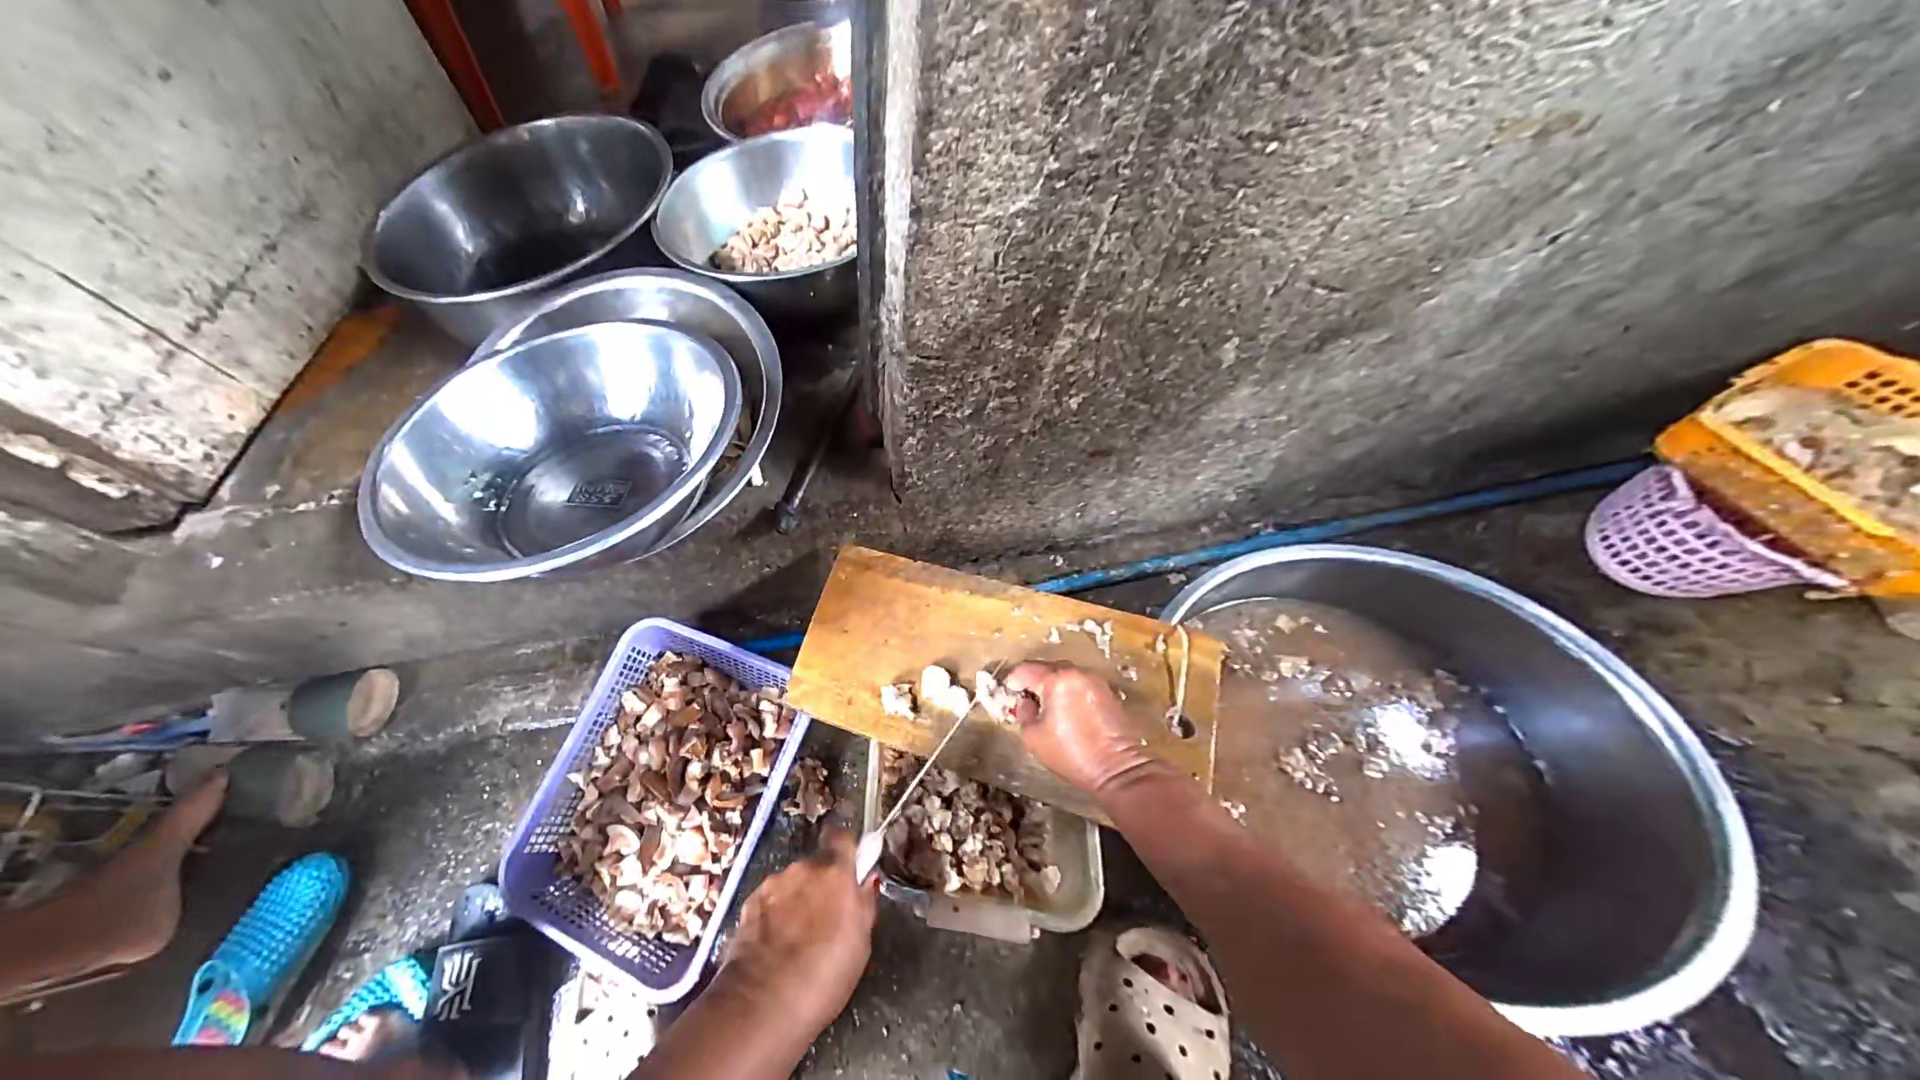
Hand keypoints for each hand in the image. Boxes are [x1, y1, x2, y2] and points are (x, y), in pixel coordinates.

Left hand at [717, 830, 877, 1035]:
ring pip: (792, 883)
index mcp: (836, 872)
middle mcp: (804, 869)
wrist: (762, 1004)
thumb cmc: (825, 975)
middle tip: (826, 917)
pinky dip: (774, 915)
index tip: (850, 868)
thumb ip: (865, 902)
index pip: (842, 837)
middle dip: (821, 884)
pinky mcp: (748, 904)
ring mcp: (773, 884)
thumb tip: (866, 880)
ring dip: (797, 899)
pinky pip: (770, 901)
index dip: (846, 849)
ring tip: (797, 937)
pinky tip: (775, 944)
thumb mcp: (862, 942)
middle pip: (817, 865)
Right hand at [1004, 662, 1158, 797]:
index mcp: (1056, 679)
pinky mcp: (1106, 691)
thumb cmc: (1071, 753)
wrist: (1117, 768)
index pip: (1024, 669)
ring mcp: (1094, 680)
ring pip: (1064, 674)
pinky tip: (1065, 711)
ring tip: (1046, 708)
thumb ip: (1024, 713)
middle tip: (1024, 703)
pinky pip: (1078, 683)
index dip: (1011, 681)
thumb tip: (1027, 702)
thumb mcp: (1034, 736)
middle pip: (1045, 668)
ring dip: (1051, 686)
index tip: (1006, 694)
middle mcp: (1076, 672)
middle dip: (1032, 682)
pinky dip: (1068, 691)